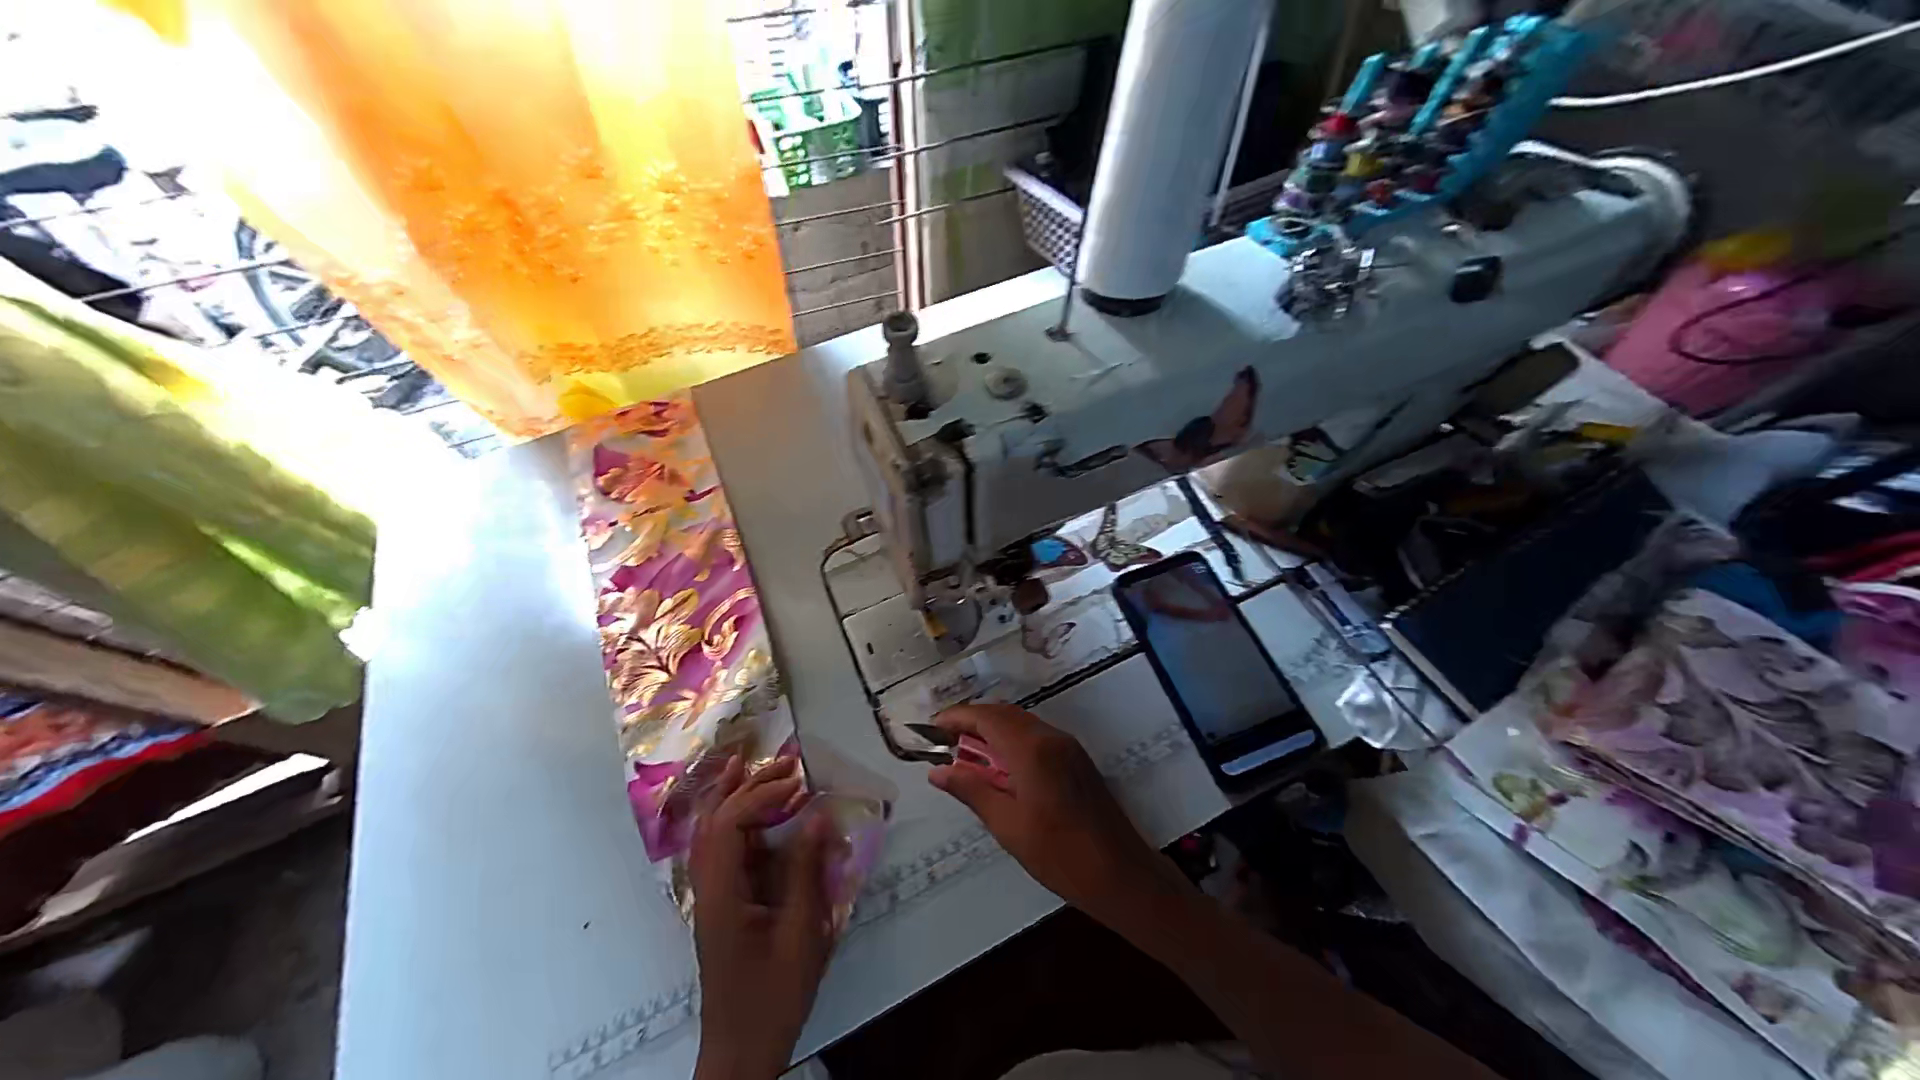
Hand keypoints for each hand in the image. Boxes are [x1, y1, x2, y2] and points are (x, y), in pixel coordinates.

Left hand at [689, 756, 834, 1079]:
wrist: (743, 1051)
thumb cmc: (774, 996)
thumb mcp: (801, 934)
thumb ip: (806, 872)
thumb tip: (817, 817)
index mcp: (721, 895)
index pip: (728, 826)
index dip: (759, 797)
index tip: (797, 785)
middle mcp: (708, 888)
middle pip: (714, 822)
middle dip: (746, 786)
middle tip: (786, 763)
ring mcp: (711, 896)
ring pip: (712, 834)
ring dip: (734, 798)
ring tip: (755, 766)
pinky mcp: (722, 905)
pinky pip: (723, 851)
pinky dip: (737, 823)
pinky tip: (758, 813)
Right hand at [928, 705, 1171, 922]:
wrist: (1122, 873)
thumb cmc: (1060, 854)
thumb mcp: (1007, 825)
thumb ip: (972, 790)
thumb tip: (937, 771)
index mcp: (1031, 750)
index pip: (985, 717)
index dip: (955, 717)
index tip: (930, 727)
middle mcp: (1051, 737)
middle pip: (1003, 714)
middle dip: (971, 721)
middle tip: (943, 741)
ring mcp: (1067, 746)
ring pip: (1021, 723)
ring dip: (992, 730)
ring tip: (966, 756)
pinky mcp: (1076, 759)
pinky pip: (1036, 736)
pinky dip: (1011, 741)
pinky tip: (999, 768)